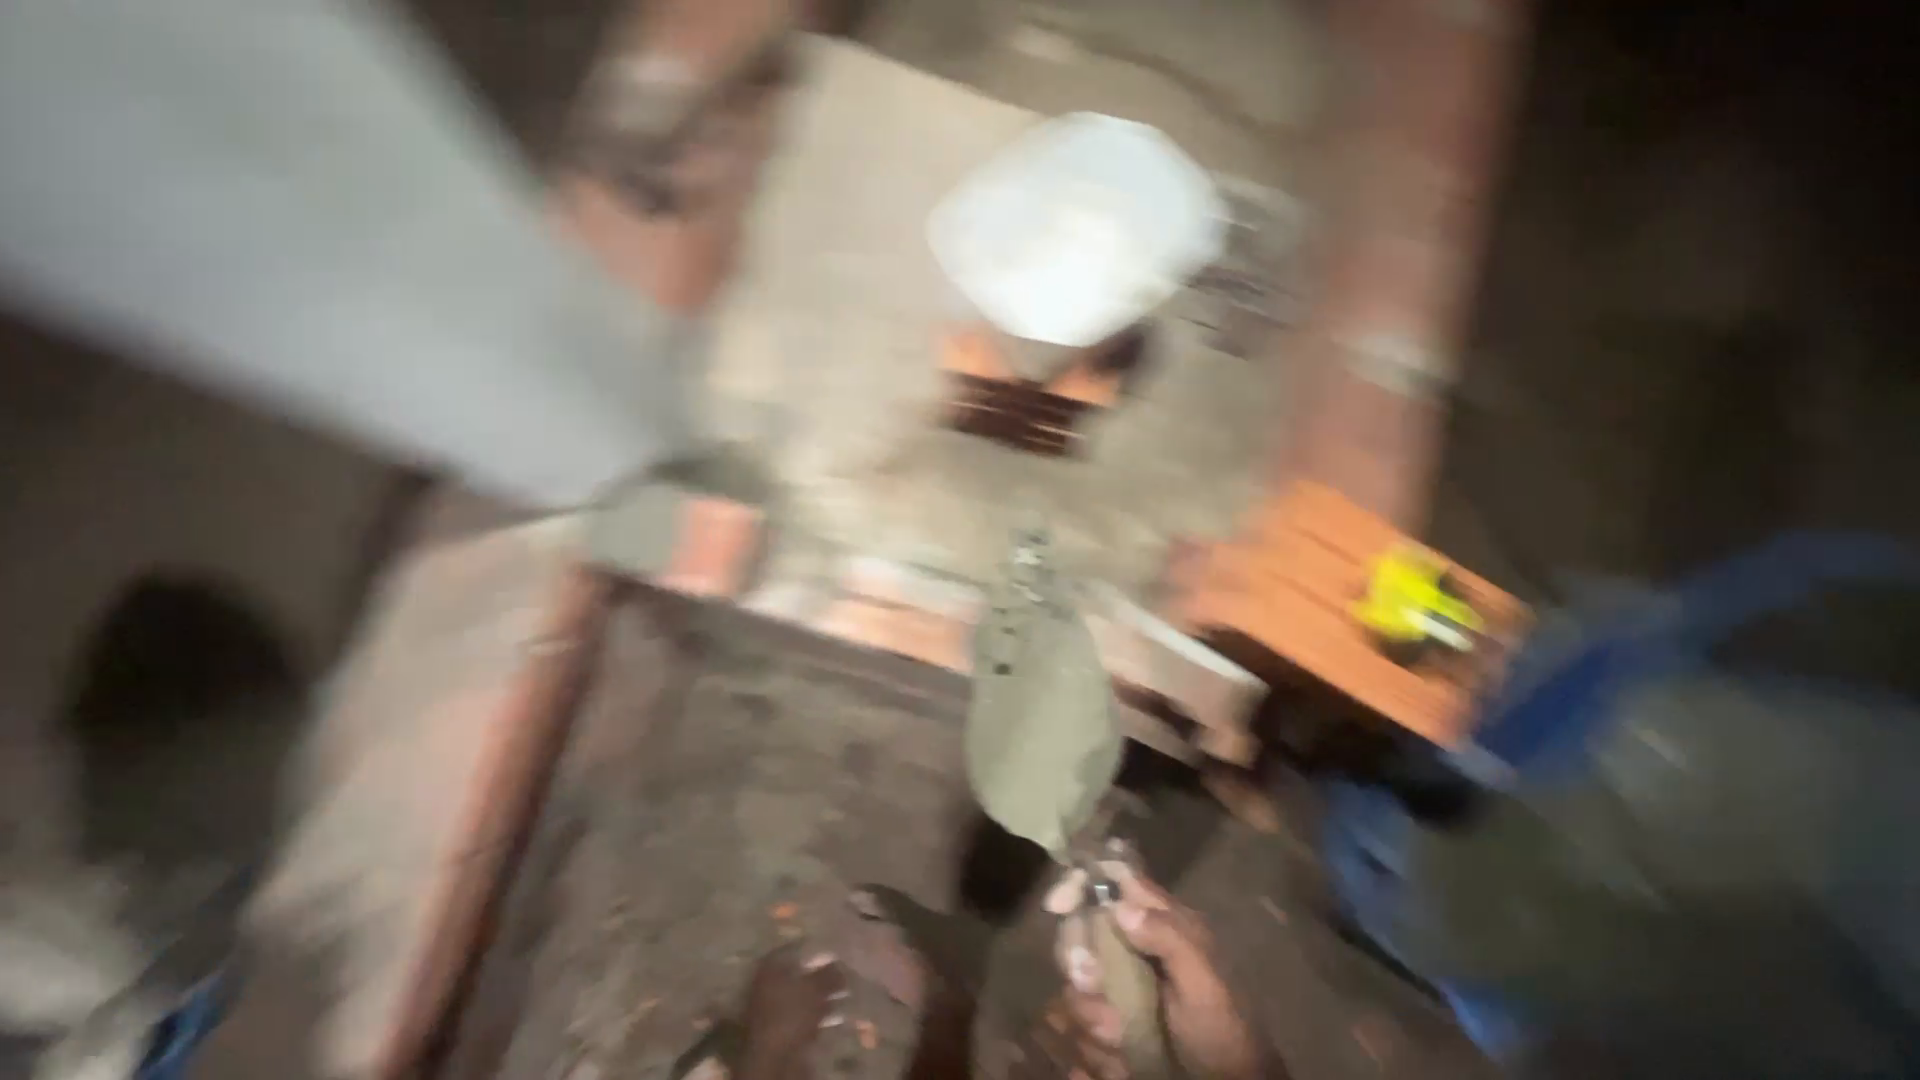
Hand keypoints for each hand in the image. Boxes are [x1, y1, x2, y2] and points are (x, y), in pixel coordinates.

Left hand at [740, 946, 846, 1075]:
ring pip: (801, 997)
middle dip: (821, 975)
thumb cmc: (791, 1015)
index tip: (835, 952)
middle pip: (798, 974)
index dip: (816, 949)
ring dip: (821, 997)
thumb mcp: (816, 989)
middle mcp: (766, 984)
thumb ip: (830, 974)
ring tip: (845, 996)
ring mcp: (770, 1009)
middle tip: (843, 975)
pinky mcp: (778, 1032)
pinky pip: (801, 1017)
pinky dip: (817, 1016)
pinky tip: (835, 1017)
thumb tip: (841, 964)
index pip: (795, 948)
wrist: (773, 1061)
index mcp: (770, 967)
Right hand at [1044, 862, 1258, 1079]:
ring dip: (1090, 1023)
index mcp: (1157, 925)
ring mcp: (1115, 992)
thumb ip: (1171, 938)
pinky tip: (1118, 1068)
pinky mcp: (1106, 1029)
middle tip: (1099, 1000)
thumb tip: (1121, 905)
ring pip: (1072, 990)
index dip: (1080, 886)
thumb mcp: (1206, 982)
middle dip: (1080, 971)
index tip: (1057, 906)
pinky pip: (1075, 1033)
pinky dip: (1091, 1056)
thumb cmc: (1223, 1030)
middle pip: (1078, 937)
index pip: (1110, 883)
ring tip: (1121, 1047)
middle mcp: (1130, 950)